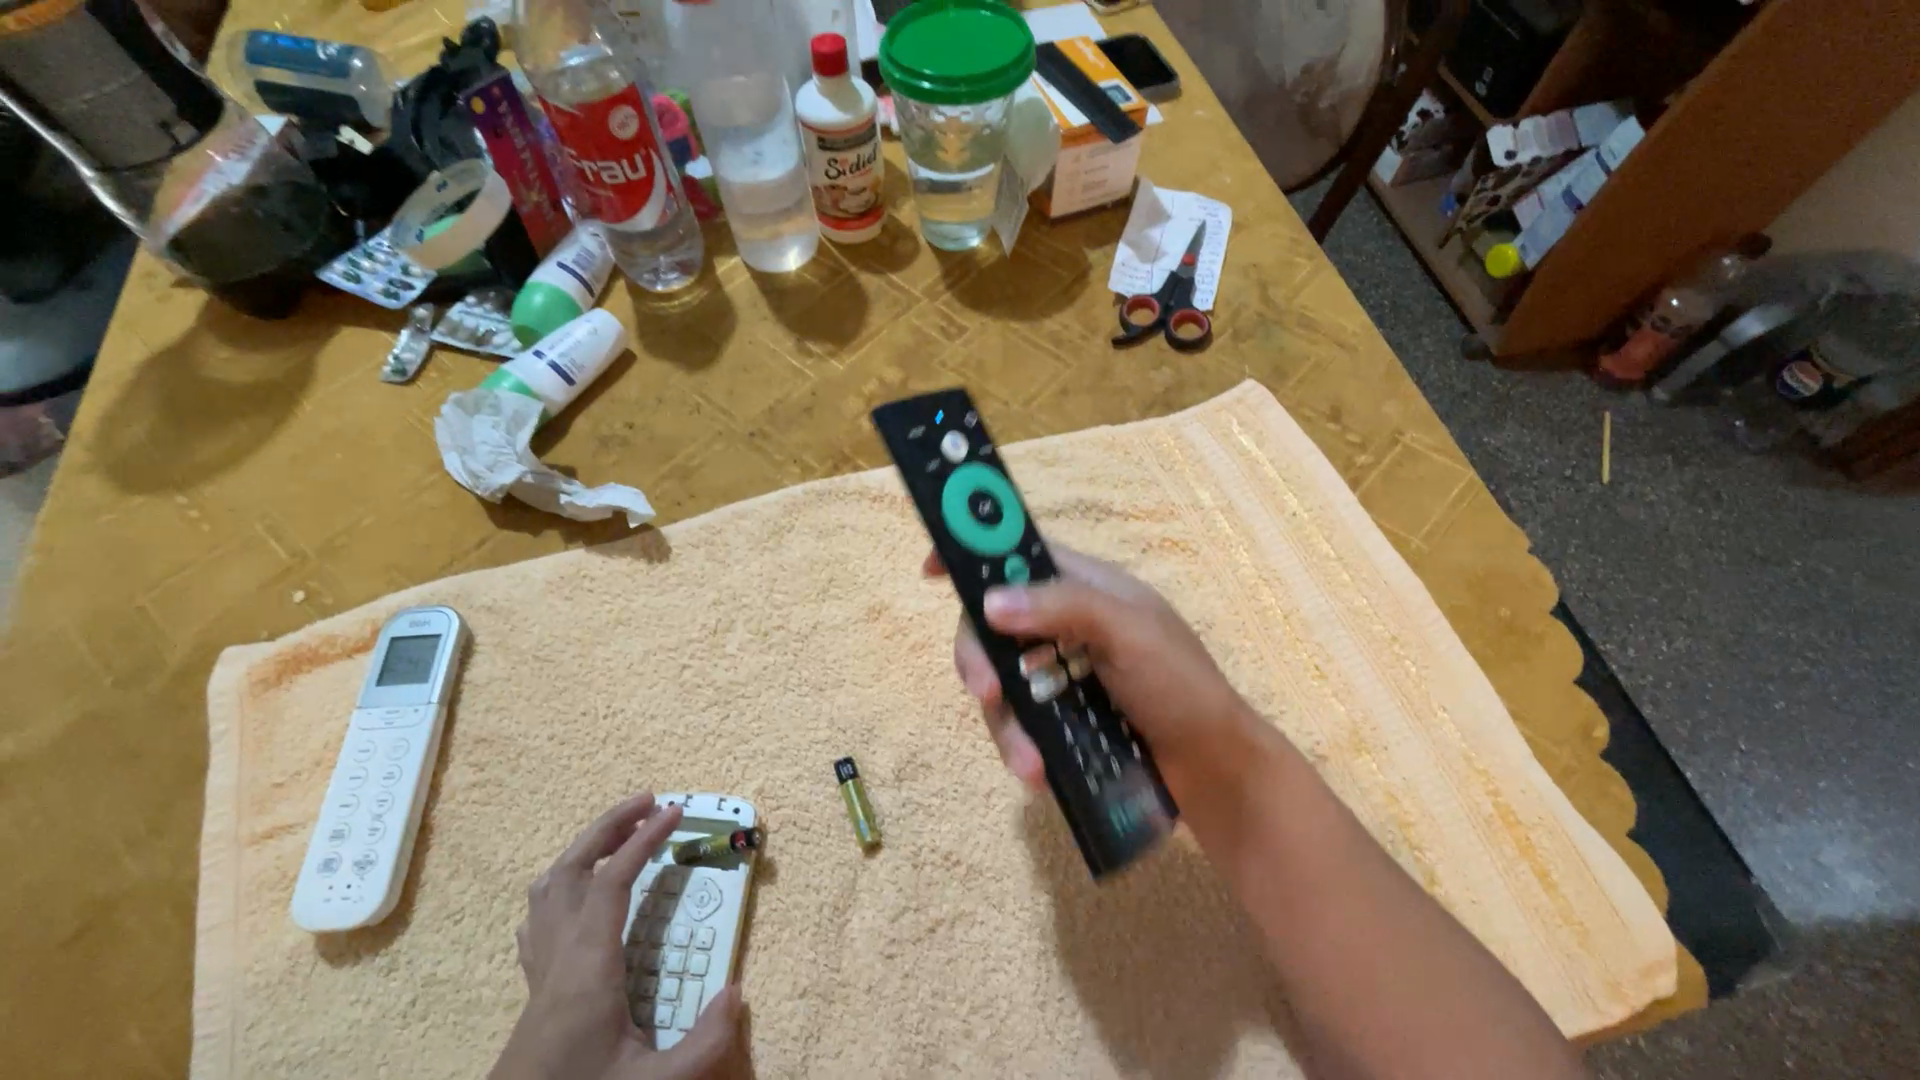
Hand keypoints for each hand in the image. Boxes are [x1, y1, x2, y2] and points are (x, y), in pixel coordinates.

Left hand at [491, 794, 742, 1079]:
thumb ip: (702, 1045)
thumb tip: (736, 993)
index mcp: (588, 966)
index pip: (614, 881)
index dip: (644, 840)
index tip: (675, 812)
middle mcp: (559, 954)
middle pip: (573, 868)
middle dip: (609, 826)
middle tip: (648, 803)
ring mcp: (541, 967)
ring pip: (548, 887)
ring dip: (583, 849)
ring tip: (618, 834)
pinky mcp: (534, 985)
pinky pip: (539, 916)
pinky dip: (561, 886)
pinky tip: (578, 893)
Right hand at [925, 546, 1257, 789]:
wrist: (1213, 768)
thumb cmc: (1181, 686)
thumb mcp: (1130, 633)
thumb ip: (1064, 607)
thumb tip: (989, 601)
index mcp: (1085, 586)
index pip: (1018, 554)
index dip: (973, 554)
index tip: (930, 571)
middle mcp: (1065, 624)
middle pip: (993, 626)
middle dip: (980, 660)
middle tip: (984, 694)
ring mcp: (1059, 673)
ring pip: (1001, 682)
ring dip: (1006, 724)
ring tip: (1028, 763)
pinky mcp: (1059, 717)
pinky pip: (1018, 721)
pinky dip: (1021, 746)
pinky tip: (1036, 772)